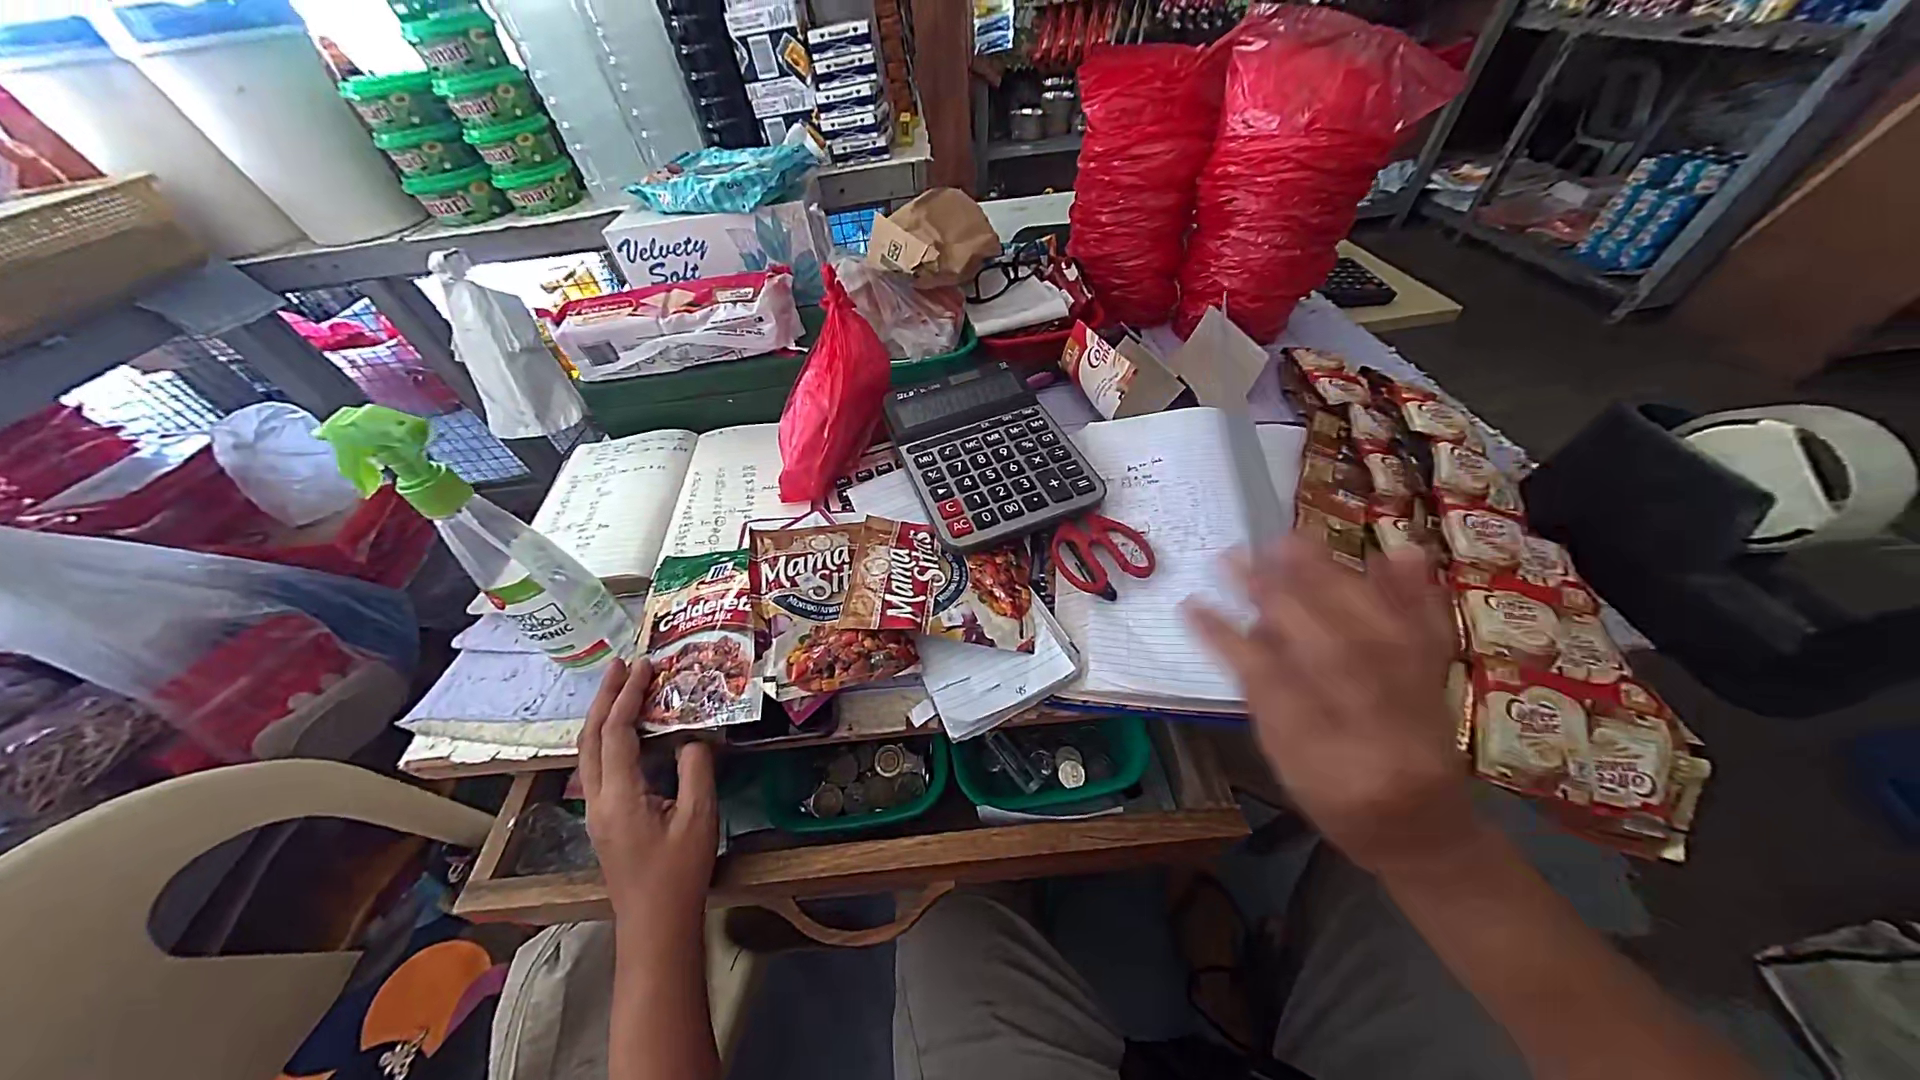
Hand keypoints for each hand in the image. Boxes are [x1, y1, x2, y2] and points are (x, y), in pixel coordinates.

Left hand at [579, 658, 717, 928]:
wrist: (654, 925)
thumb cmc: (679, 873)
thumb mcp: (699, 817)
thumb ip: (695, 769)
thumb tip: (691, 738)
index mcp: (618, 795)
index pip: (615, 732)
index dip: (628, 695)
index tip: (644, 665)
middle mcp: (597, 798)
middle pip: (590, 737)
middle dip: (605, 697)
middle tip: (622, 664)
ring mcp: (596, 810)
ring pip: (588, 752)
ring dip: (604, 715)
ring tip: (623, 687)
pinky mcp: (604, 818)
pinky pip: (598, 765)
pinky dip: (609, 737)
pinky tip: (628, 731)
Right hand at [1185, 536, 1477, 875]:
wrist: (1424, 831)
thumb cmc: (1338, 805)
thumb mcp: (1287, 766)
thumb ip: (1265, 703)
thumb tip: (1241, 637)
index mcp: (1328, 757)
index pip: (1270, 685)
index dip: (1228, 642)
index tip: (1192, 606)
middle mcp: (1379, 725)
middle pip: (1327, 648)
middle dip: (1276, 597)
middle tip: (1236, 555)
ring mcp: (1416, 699)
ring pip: (1375, 632)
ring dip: (1331, 580)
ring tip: (1289, 539)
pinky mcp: (1438, 681)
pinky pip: (1432, 634)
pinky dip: (1416, 591)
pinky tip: (1399, 551)